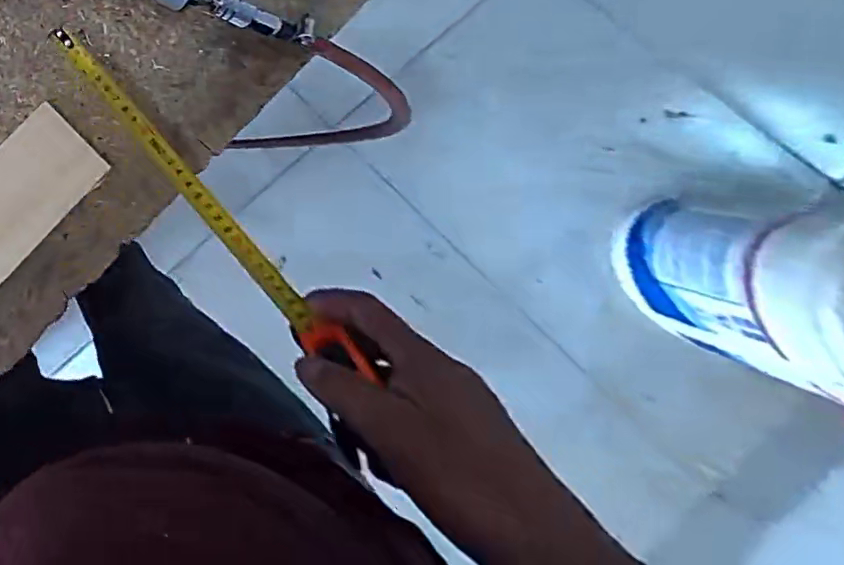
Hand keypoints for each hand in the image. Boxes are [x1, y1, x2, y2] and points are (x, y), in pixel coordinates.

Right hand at [294, 290, 635, 564]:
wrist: (548, 547)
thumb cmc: (460, 475)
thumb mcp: (387, 429)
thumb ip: (339, 388)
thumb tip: (305, 360)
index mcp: (423, 358)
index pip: (366, 308)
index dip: (327, 304)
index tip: (295, 316)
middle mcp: (443, 371)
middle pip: (378, 345)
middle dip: (341, 360)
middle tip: (318, 388)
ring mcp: (462, 404)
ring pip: (395, 384)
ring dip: (365, 401)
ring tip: (357, 442)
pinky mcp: (474, 438)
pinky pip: (415, 412)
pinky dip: (391, 425)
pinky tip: (390, 463)